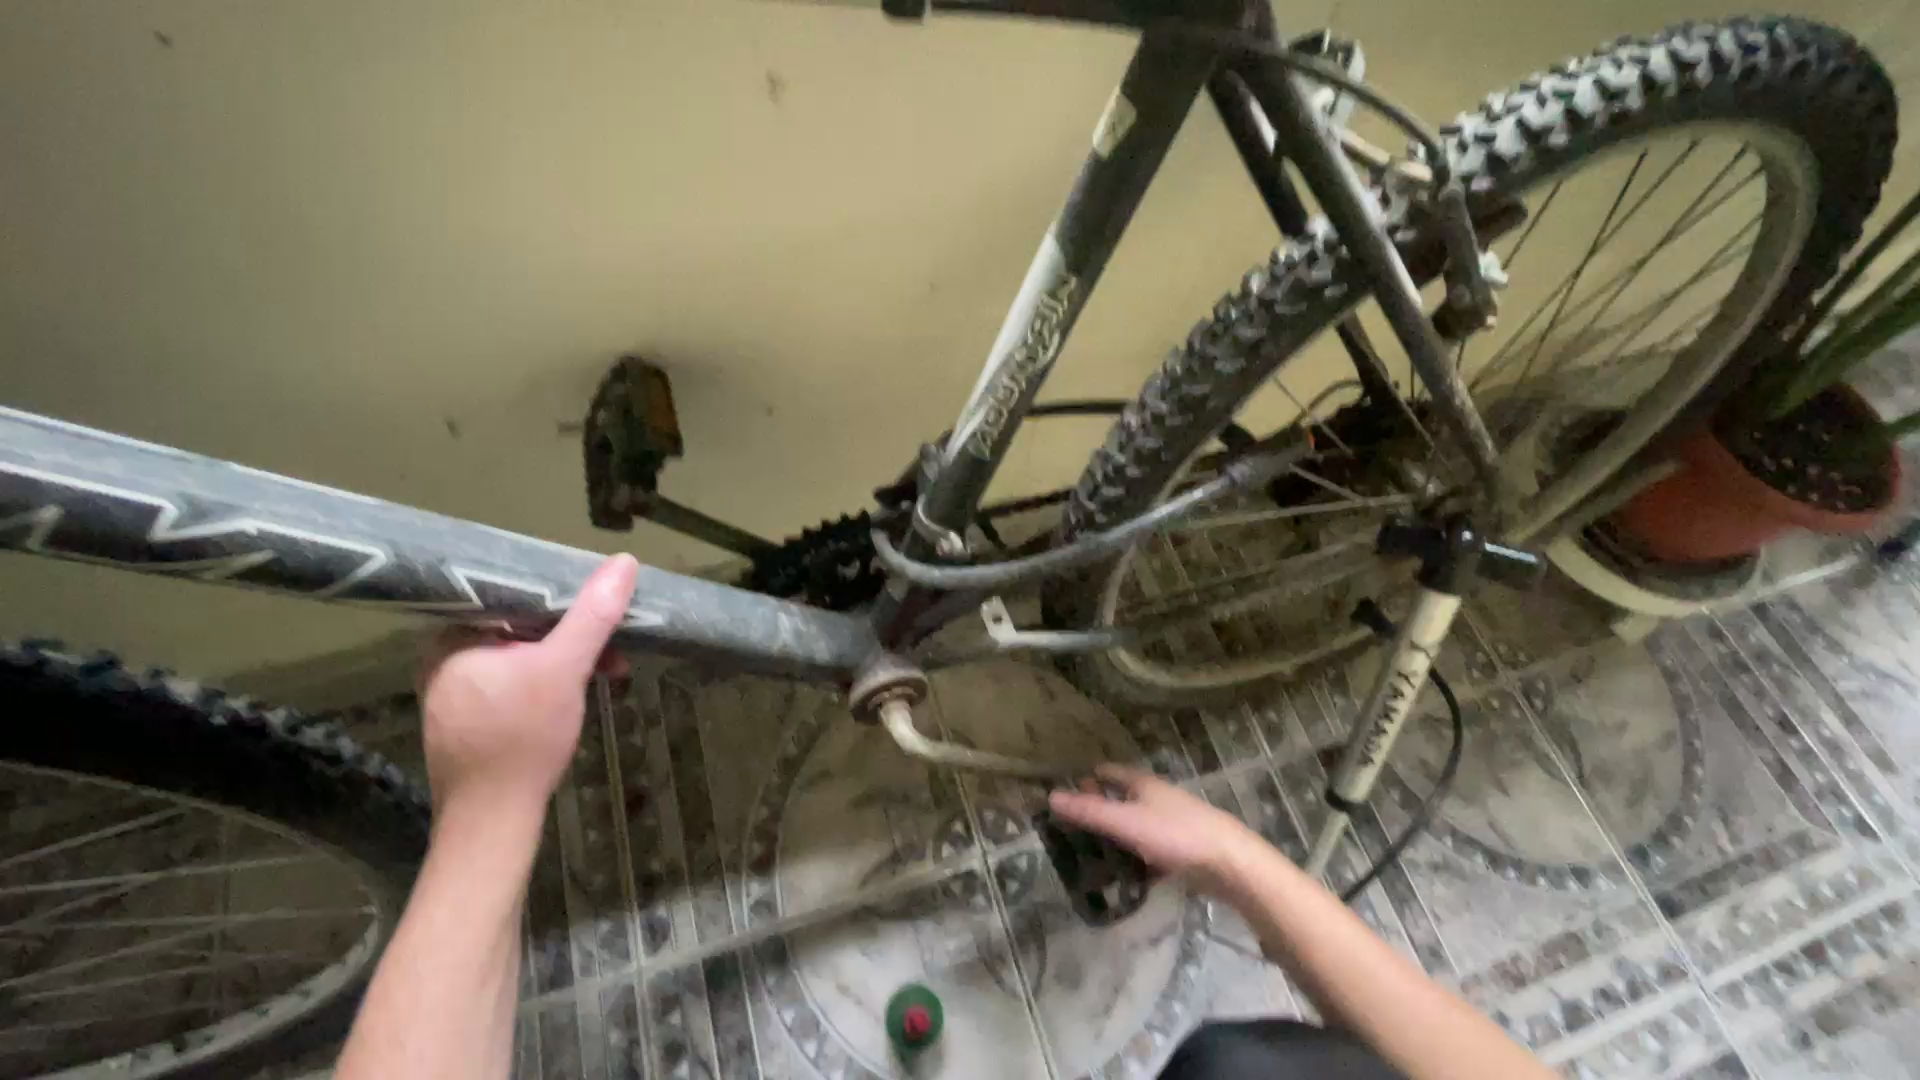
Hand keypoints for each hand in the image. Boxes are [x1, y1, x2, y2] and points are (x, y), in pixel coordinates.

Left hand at [416, 554, 639, 818]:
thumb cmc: (523, 738)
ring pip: (522, 656)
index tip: (604, 606)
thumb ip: (593, 615)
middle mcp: (443, 657)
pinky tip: (574, 696)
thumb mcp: (565, 669)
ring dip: (568, 661)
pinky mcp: (467, 718)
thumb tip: (624, 561)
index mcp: (452, 637)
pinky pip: (514, 681)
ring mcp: (453, 690)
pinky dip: (548, 682)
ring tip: (608, 673)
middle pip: (523, 628)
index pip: (515, 597)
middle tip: (615, 652)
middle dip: (575, 637)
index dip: (565, 598)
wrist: (493, 819)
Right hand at [1048, 764, 1264, 890]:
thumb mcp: (1126, 822)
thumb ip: (1089, 811)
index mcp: (1143, 784)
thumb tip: (1050, 796)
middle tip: (1072, 828)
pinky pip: (1150, 852)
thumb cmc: (1176, 834)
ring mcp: (1172, 825)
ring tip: (1091, 855)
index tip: (1066, 792)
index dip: (1088, 779)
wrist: (1230, 864)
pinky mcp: (1182, 851)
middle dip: (1099, 809)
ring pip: (1136, 827)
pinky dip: (1136, 860)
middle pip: (1122, 799)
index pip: (1109, 772)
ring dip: (1116, 838)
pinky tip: (1124, 877)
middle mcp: (1157, 799)